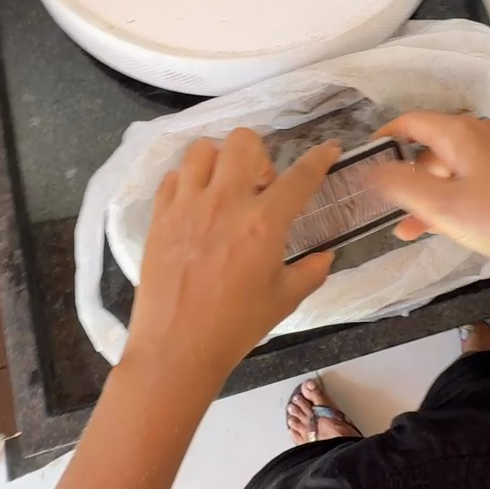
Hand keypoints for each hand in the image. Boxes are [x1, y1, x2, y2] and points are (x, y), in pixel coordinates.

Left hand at [123, 129, 340, 382]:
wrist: (177, 347)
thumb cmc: (236, 326)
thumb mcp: (284, 300)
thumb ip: (311, 272)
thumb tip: (324, 257)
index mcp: (264, 223)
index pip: (300, 176)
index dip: (320, 158)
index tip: (329, 149)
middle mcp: (226, 202)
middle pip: (243, 141)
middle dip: (259, 154)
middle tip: (259, 185)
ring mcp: (188, 204)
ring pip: (203, 149)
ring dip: (220, 160)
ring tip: (223, 186)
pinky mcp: (160, 215)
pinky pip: (174, 176)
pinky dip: (189, 181)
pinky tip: (196, 203)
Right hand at [366, 111, 489, 281]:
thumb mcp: (443, 206)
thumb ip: (401, 185)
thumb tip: (372, 168)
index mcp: (461, 131)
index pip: (410, 122)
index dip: (385, 137)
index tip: (366, 158)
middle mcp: (484, 130)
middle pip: (434, 146)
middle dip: (410, 179)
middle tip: (392, 210)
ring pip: (456, 166)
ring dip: (433, 194)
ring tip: (415, 230)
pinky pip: (479, 175)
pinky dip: (459, 195)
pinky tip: (454, 224)